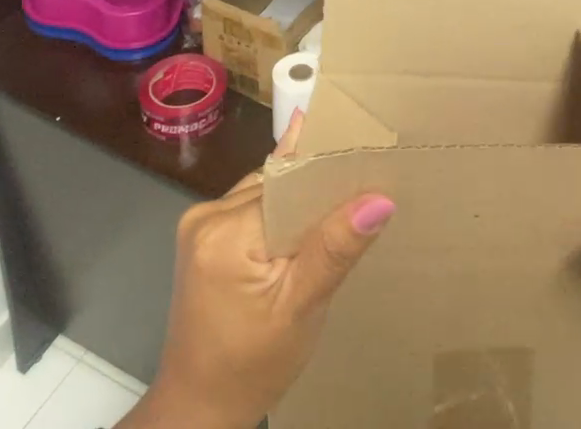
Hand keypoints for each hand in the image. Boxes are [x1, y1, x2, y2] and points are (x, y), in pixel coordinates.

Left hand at [125, 113, 394, 428]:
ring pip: (268, 193)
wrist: (201, 405)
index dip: (331, 180)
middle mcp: (206, 215)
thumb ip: (334, 249)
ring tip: (336, 224)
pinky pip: (254, 208)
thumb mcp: (302, 309)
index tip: (374, 174)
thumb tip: (380, 199)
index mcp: (225, 231)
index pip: (290, 183)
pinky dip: (280, 218)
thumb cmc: (253, 364)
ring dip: (299, 209)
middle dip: (317, 197)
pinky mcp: (203, 234)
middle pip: (278, 184)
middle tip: (366, 200)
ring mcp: (200, 223)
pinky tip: (303, 236)